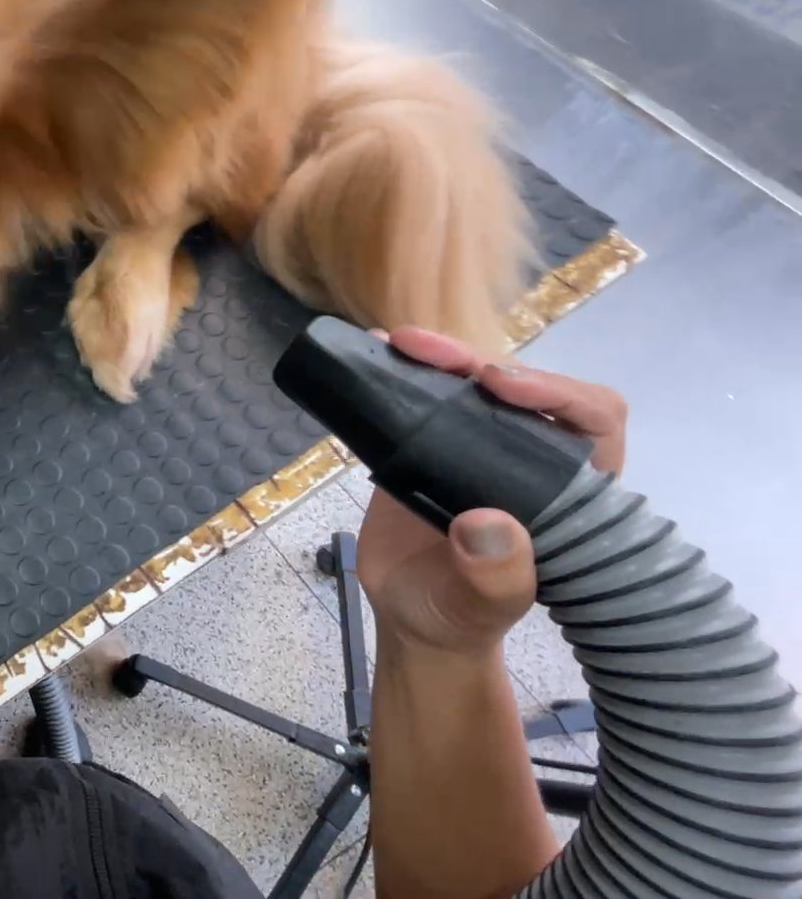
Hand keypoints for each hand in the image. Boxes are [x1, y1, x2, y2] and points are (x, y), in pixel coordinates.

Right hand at [356, 327, 629, 653]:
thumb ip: (495, 576)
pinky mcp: (418, 449)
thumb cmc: (455, 615)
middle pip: (517, 387)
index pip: (589, 419)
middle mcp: (524, 458)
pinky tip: (370, 358)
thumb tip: (489, 522)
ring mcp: (469, 450)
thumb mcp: (478, 607)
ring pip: (466, 385)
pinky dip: (395, 374)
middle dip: (474, 359)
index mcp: (565, 489)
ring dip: (435, 357)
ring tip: (391, 343)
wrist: (408, 614)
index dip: (552, 390)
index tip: (495, 384)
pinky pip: (415, 402)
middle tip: (419, 350)